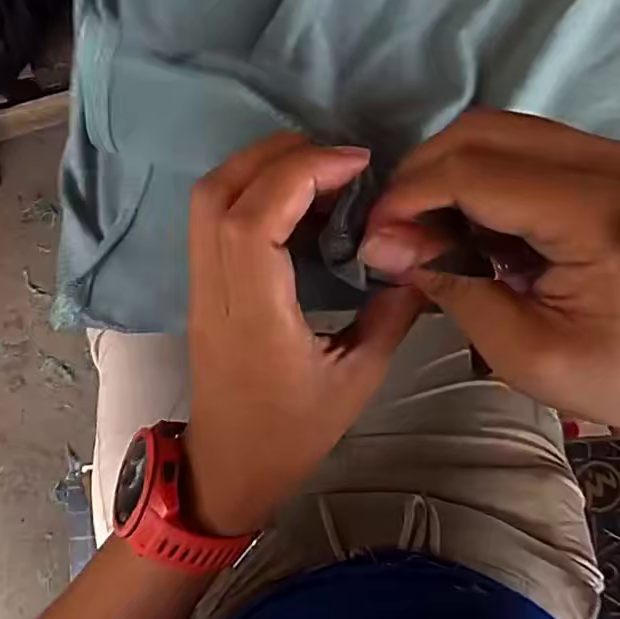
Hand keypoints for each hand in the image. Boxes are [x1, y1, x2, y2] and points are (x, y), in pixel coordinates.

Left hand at [185, 133, 427, 534]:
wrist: (229, 464)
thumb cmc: (293, 432)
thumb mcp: (359, 378)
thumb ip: (391, 312)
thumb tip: (419, 257)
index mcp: (255, 317)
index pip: (252, 221)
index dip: (301, 173)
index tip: (355, 164)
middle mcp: (216, 293)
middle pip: (218, 194)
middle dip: (275, 154)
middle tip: (337, 157)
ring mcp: (200, 287)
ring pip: (207, 202)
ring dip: (257, 167)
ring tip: (318, 170)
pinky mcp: (200, 287)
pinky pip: (212, 220)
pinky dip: (249, 191)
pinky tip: (296, 202)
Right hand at [358, 109, 619, 442]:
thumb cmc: (614, 378)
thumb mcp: (519, 350)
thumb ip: (448, 283)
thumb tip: (377, 244)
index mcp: (607, 216)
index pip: (476, 172)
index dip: (408, 197)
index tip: (373, 237)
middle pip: (482, 132)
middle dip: (419, 176)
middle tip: (392, 230)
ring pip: (496, 129)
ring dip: (443, 172)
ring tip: (424, 227)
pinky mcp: (616, 160)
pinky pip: (519, 144)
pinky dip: (474, 174)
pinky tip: (465, 219)